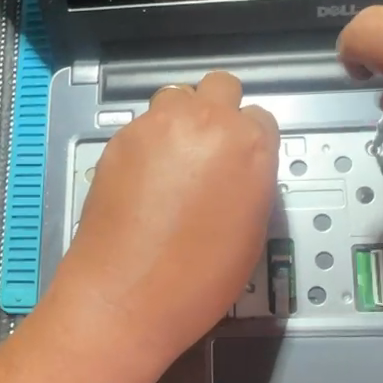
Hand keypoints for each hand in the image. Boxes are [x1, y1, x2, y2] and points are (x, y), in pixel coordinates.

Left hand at [45, 72, 280, 358]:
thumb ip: (250, 182)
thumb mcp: (251, 231)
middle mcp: (206, 121)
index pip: (261, 118)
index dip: (251, 141)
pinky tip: (143, 178)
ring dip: (183, 118)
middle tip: (210, 150)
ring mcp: (158, 124)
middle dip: (220, 112)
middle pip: (221, 87)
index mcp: (250, 145)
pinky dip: (149, 140)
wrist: (126, 295)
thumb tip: (238, 170)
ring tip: (174, 159)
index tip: (240, 163)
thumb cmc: (200, 279)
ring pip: (178, 96)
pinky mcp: (121, 137)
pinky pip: (144, 123)